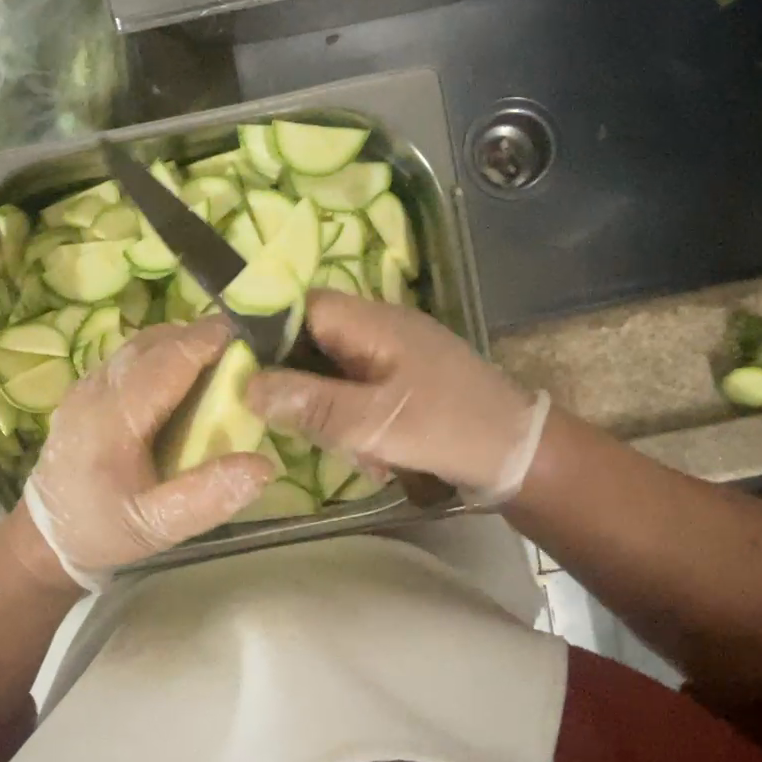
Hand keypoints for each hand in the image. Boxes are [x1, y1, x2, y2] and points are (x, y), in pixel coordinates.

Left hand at [24, 320, 277, 589]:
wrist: (47, 536)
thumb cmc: (103, 531)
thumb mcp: (156, 527)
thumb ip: (206, 498)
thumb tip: (263, 466)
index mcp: (112, 417)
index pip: (166, 359)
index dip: (209, 341)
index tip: (254, 337)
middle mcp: (94, 389)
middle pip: (153, 342)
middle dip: (200, 338)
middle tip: (246, 352)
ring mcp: (85, 385)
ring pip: (139, 345)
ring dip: (181, 344)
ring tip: (221, 363)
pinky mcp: (85, 390)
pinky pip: (129, 358)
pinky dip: (161, 357)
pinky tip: (184, 381)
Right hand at [245, 291, 547, 504]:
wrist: (520, 455)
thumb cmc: (446, 429)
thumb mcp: (371, 422)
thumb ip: (309, 403)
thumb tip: (246, 385)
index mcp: (372, 323)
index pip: (301, 306)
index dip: (266, 332)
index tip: (241, 371)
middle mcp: (381, 328)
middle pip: (312, 340)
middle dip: (296, 383)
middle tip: (286, 422)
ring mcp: (395, 354)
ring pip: (332, 371)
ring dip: (326, 409)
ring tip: (343, 447)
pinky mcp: (405, 381)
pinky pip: (358, 391)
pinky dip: (352, 421)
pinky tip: (368, 454)